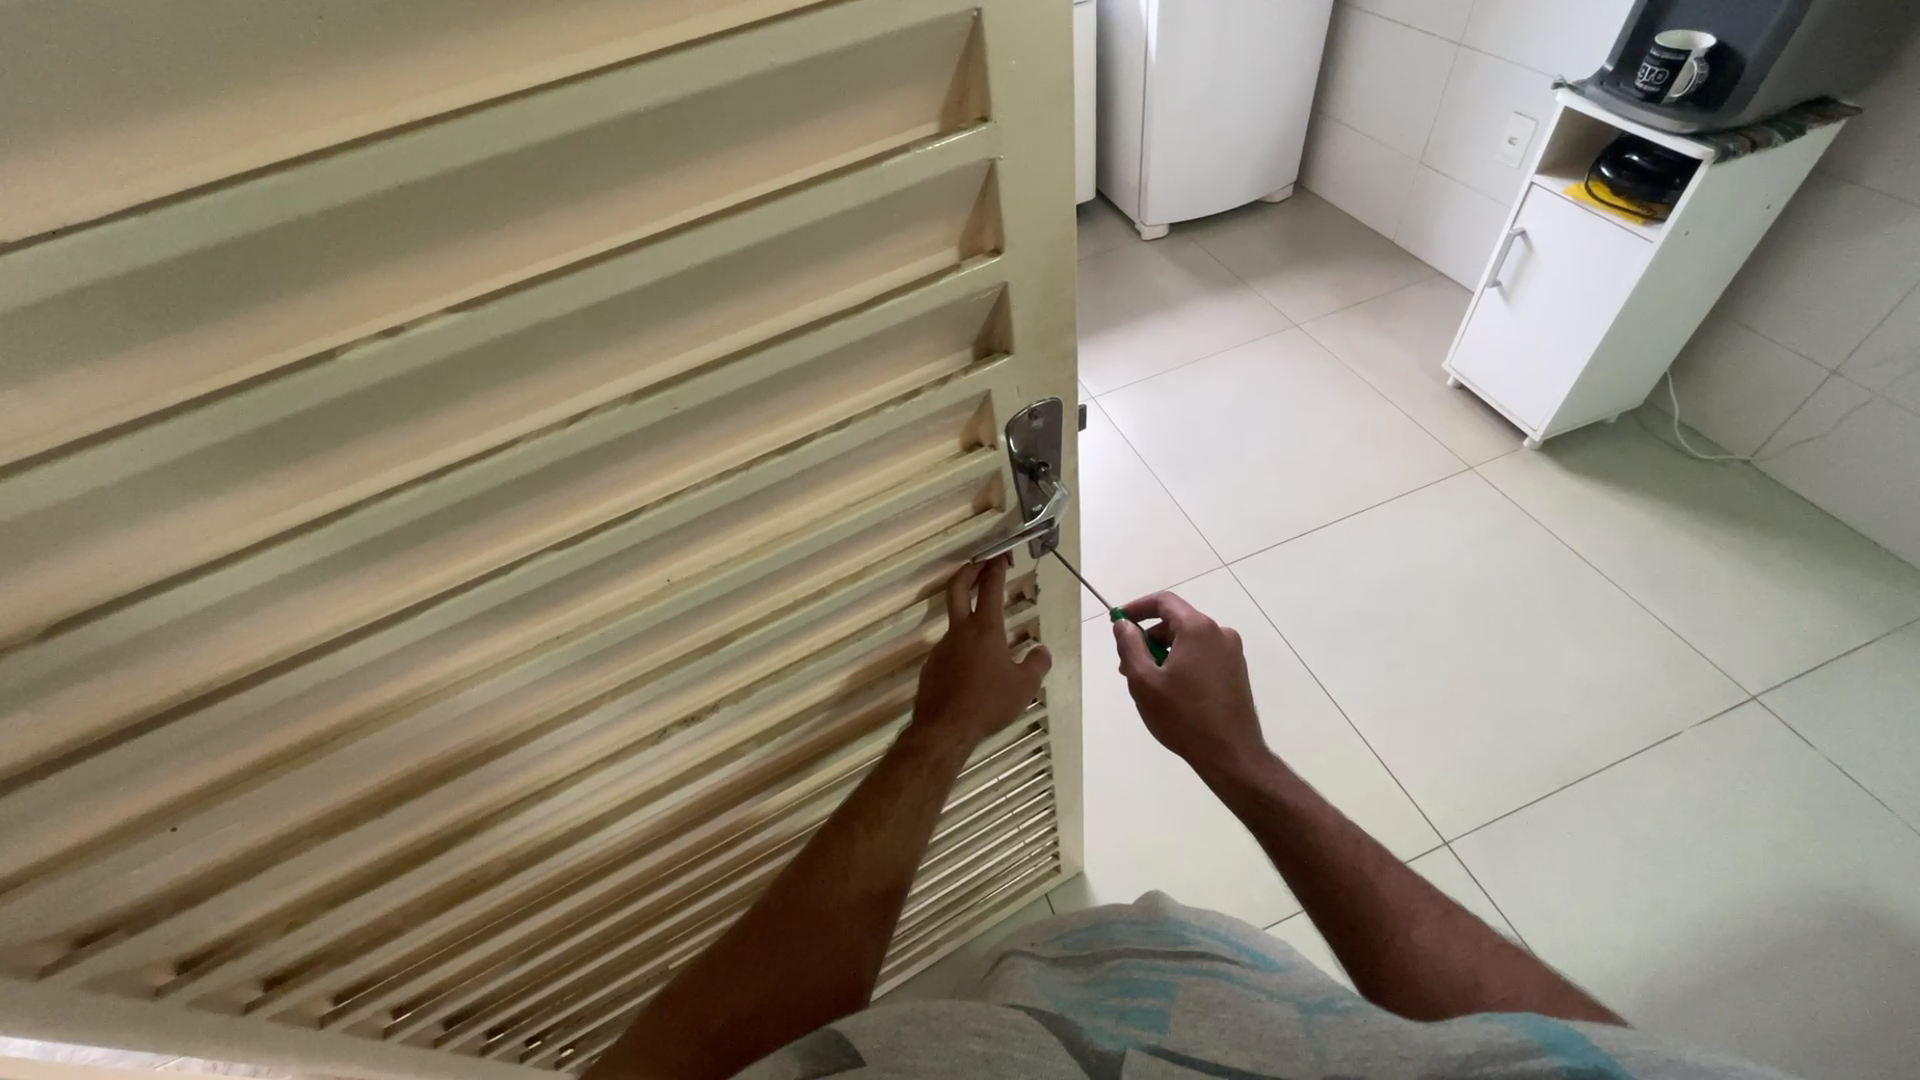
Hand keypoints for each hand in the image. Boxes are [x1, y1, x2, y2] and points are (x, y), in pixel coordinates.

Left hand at [910, 558, 1052, 751]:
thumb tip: (1042, 651)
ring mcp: (942, 647)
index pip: (991, 588)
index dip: (997, 568)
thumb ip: (1037, 664)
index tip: (1001, 557)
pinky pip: (950, 650)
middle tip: (980, 563)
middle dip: (969, 570)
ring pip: (955, 623)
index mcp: (986, 629)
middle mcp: (960, 631)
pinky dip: (962, 648)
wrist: (944, 728)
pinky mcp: (932, 666)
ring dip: (969, 617)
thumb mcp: (1025, 686)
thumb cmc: (988, 703)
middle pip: (958, 587)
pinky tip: (973, 670)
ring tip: (989, 635)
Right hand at [1114, 593, 1266, 778]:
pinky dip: (1182, 663)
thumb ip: (1130, 646)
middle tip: (1128, 665)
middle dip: (1148, 638)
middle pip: (1176, 621)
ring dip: (1164, 653)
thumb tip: (1123, 624)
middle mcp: (1219, 633)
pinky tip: (1171, 691)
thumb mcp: (1144, 681)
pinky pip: (1202, 655)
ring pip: (1189, 640)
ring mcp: (1231, 653)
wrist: (1230, 754)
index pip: (1164, 601)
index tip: (1118, 622)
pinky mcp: (1236, 671)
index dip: (1137, 608)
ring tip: (1148, 683)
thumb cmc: (1182, 716)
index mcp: (1198, 629)